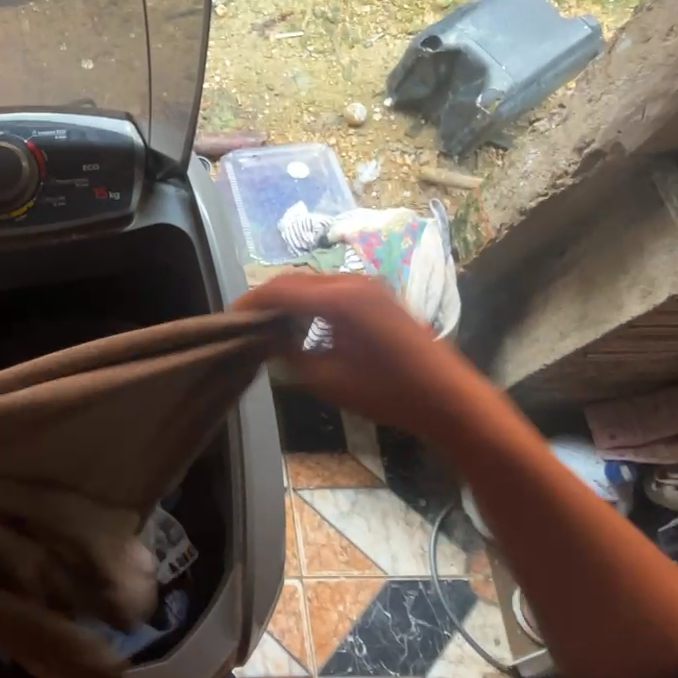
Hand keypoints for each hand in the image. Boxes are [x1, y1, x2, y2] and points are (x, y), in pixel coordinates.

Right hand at [236, 272, 474, 432]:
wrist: (447, 397)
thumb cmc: (388, 393)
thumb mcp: (327, 379)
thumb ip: (290, 353)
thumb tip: (264, 340)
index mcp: (340, 299)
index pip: (280, 289)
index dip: (251, 302)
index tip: (230, 319)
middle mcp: (353, 281)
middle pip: (295, 280)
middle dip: (268, 299)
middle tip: (245, 323)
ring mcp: (369, 285)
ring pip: (313, 283)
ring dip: (289, 300)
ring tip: (268, 326)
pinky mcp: (378, 294)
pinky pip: (332, 289)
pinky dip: (310, 302)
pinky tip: (302, 325)